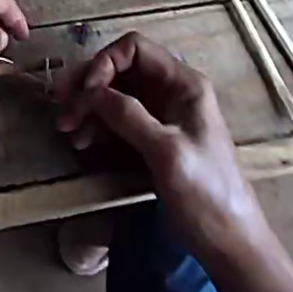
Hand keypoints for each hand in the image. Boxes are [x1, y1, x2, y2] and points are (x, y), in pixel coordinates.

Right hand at [54, 32, 267, 258]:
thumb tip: (93, 90)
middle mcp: (171, 91)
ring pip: (116, 95)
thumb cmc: (206, 192)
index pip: (136, 49)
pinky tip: (82, 142)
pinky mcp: (153, 139)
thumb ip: (130, 116)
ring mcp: (162, 114)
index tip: (85, 92)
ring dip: (89, 107)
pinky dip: (98, 126)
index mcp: (182, 83)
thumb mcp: (166, 152)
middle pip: (122, 71)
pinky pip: (119, 120)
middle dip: (90, 86)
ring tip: (67, 130)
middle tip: (63, 109)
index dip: (105, 62)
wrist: (229, 242)